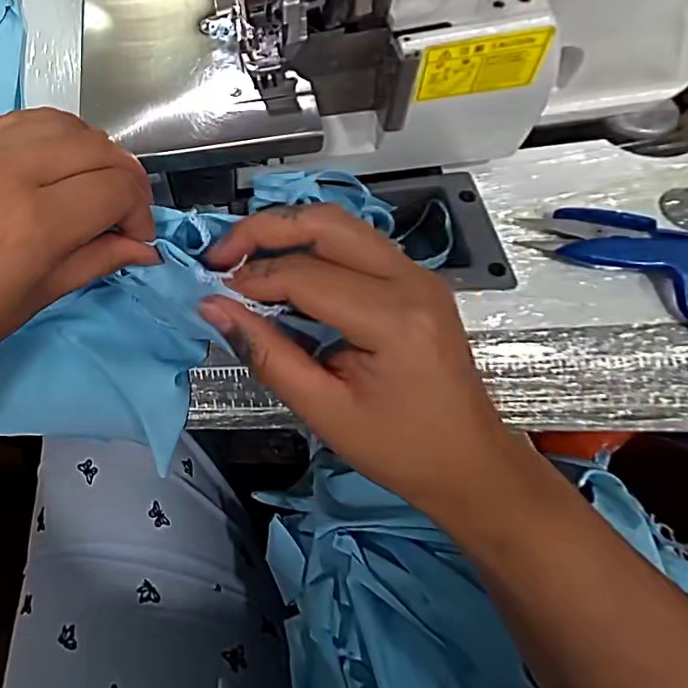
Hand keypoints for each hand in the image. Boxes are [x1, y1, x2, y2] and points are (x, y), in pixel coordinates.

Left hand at [0, 109, 158, 462]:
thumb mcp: (35, 299)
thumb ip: (96, 260)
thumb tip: (144, 247)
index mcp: (35, 222)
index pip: (116, 187)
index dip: (139, 211)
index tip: (134, 238)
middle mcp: (12, 172)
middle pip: (98, 147)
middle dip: (124, 178)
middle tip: (120, 214)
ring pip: (64, 123)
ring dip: (91, 150)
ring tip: (89, 186)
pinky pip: (22, 121)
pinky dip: (52, 134)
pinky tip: (51, 163)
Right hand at [197, 204, 527, 517]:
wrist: (474, 465)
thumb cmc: (403, 449)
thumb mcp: (324, 411)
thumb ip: (265, 353)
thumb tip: (213, 307)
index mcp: (395, 319)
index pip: (304, 275)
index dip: (251, 280)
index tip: (216, 294)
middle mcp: (410, 280)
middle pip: (324, 223)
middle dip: (262, 230)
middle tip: (220, 256)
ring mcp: (416, 272)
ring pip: (337, 222)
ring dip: (283, 230)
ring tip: (242, 256)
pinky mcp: (412, 276)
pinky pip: (350, 239)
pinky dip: (307, 242)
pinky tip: (280, 265)